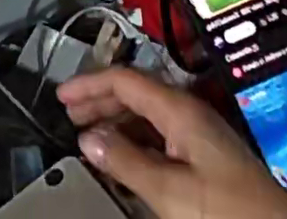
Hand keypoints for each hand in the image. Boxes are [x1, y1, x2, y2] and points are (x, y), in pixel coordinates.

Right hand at [57, 67, 286, 218]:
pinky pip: (157, 130)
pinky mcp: (201, 149)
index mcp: (179, 108)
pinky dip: (132, 136)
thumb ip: (127, 161)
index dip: (91, 82)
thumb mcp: (169, 189)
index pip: (126, 79)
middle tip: (68, 110)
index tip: (62, 94)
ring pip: (145, 110)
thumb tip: (89, 137)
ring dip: (114, 116)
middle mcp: (187, 110)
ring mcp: (196, 129)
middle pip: (135, 90)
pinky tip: (120, 153)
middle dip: (99, 97)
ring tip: (87, 130)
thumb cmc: (224, 207)